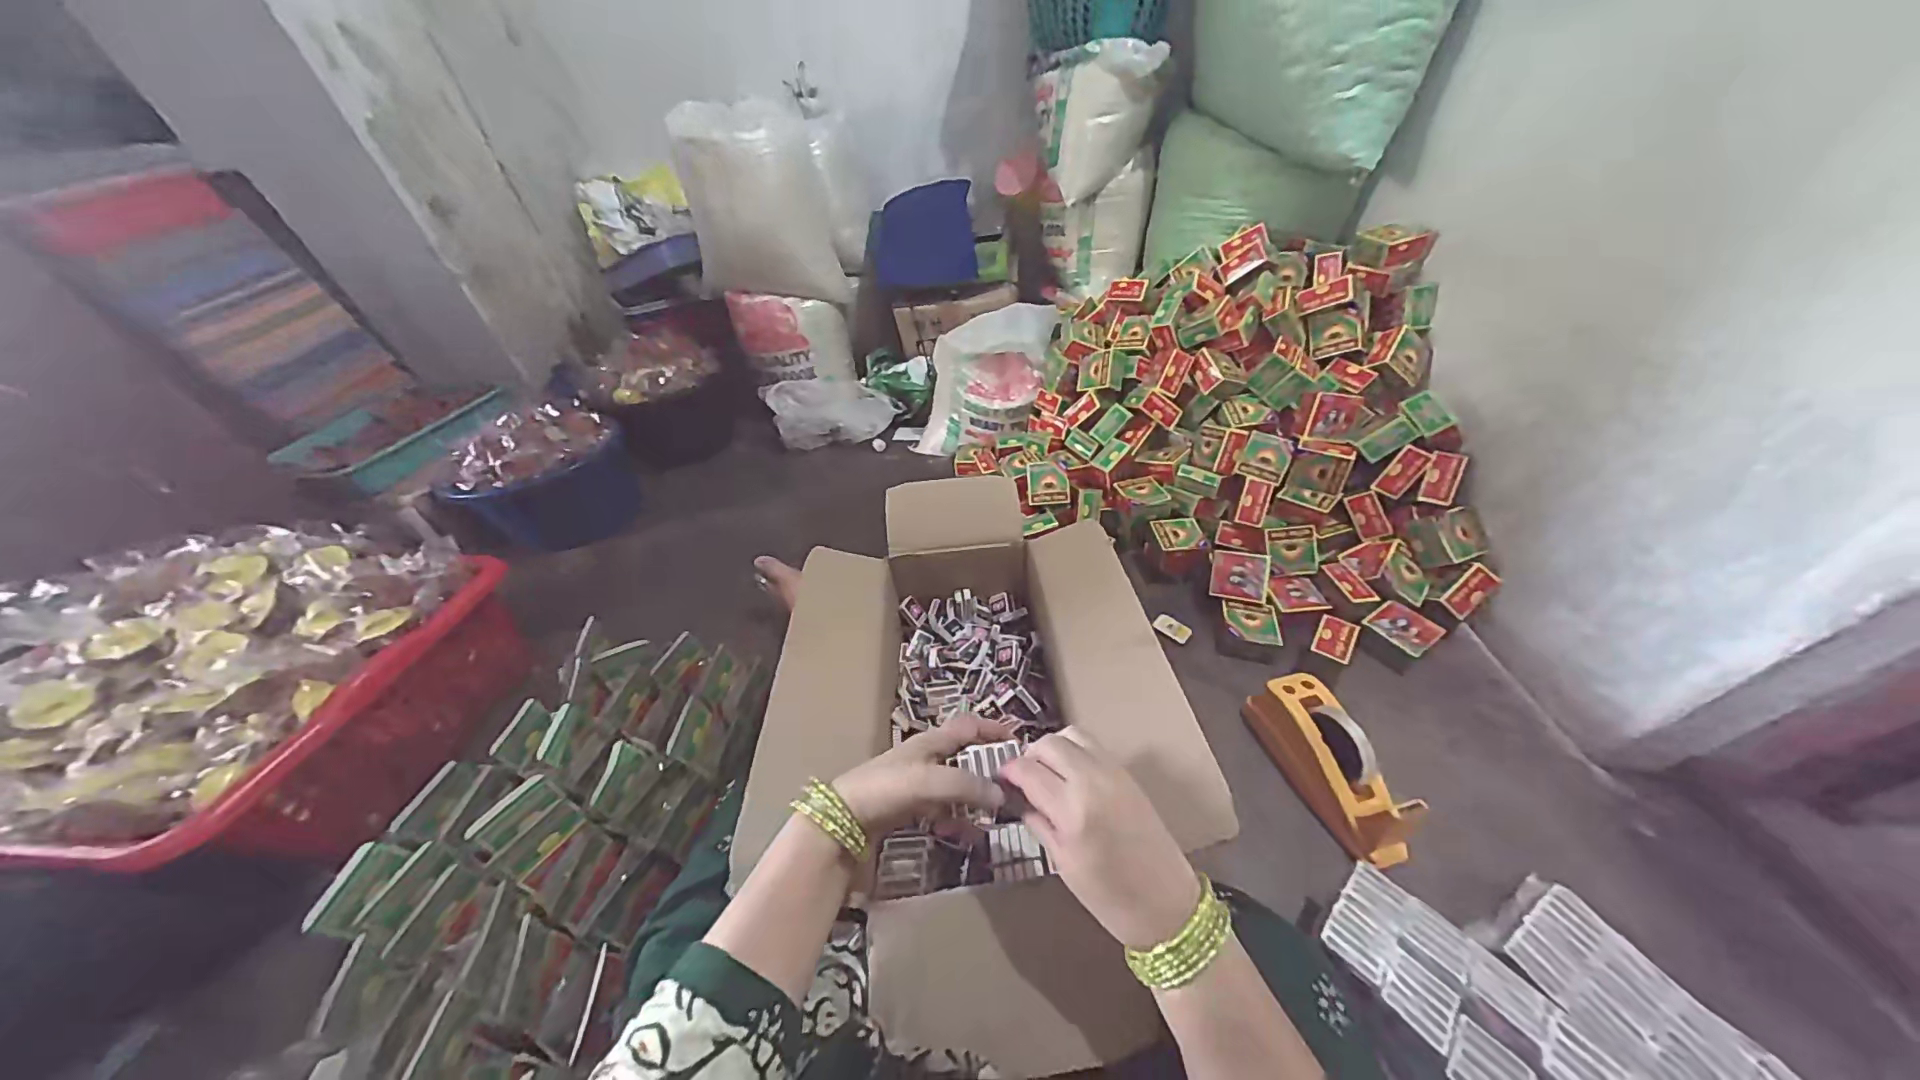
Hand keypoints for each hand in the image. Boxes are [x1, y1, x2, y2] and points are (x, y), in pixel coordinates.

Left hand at [831, 713, 1012, 839]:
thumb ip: (966, 785)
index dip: (993, 728)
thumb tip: (1002, 795)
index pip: (969, 726)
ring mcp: (918, 784)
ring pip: (957, 787)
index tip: (1018, 739)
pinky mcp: (911, 808)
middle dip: (989, 769)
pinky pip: (944, 811)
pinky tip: (971, 835)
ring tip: (997, 815)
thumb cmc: (886, 788)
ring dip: (976, 799)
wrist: (843, 821)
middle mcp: (927, 758)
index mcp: (931, 741)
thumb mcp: (929, 781)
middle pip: (966, 758)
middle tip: (1013, 786)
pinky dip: (959, 819)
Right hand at [1001, 729, 1201, 949]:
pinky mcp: (1127, 773)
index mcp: (1072, 810)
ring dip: (1053, 748)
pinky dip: (1075, 751)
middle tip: (1022, 778)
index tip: (1000, 780)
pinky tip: (1070, 776)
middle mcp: (1092, 781)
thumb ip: (1039, 823)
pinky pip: (1093, 746)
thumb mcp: (1063, 863)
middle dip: (1029, 756)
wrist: (1168, 905)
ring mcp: (1113, 772)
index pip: (1027, 770)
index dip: (1008, 771)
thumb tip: (1018, 799)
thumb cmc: (1110, 898)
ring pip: (1072, 735)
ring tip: (1047, 773)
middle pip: (1048, 744)